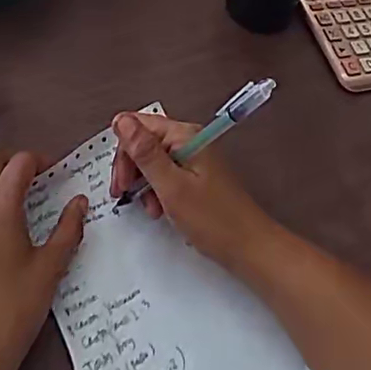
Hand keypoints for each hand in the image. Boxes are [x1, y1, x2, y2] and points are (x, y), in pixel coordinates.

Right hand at [109, 111, 280, 271]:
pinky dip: (158, 190)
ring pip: (154, 159)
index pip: (140, 125)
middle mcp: (190, 140)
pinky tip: (161, 208)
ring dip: (144, 182)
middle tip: (126, 193)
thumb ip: (144, 152)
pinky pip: (167, 174)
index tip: (120, 180)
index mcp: (185, 135)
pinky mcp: (197, 175)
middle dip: (132, 167)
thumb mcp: (171, 186)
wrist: (250, 248)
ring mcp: (195, 157)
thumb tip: (122, 120)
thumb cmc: (214, 220)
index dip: (124, 151)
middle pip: (146, 141)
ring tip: (150, 207)